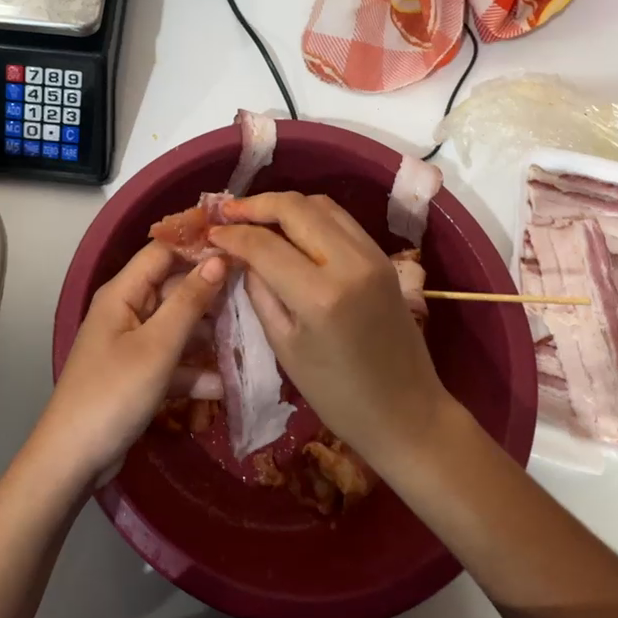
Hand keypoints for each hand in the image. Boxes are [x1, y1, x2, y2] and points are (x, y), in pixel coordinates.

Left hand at [34, 242, 226, 485]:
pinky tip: (226, 385)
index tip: (241, 249)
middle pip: (174, 289)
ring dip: (208, 335)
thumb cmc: (113, 393)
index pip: (163, 252)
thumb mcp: (157, 346)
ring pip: (178, 327)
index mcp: (122, 293)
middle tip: (256, 298)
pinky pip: (173, 362)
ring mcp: (132, 345)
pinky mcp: (139, 375)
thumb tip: (219, 259)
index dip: (198, 247)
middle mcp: (126, 310)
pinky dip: (195, 371)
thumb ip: (189, 302)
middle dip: (212, 294)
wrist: (74, 459)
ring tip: (250, 340)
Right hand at [209, 193, 452, 467]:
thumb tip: (239, 256)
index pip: (265, 245)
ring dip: (284, 206)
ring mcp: (372, 256)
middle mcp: (349, 263)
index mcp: (320, 296)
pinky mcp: (383, 258)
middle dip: (256, 205)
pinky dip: (310, 215)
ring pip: (320, 204)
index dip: (233, 234)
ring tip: (255, 217)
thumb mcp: (285, 347)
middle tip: (228, 212)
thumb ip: (260, 292)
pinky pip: (341, 220)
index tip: (210, 232)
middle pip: (295, 208)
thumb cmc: (337, 395)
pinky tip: (290, 229)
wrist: (407, 413)